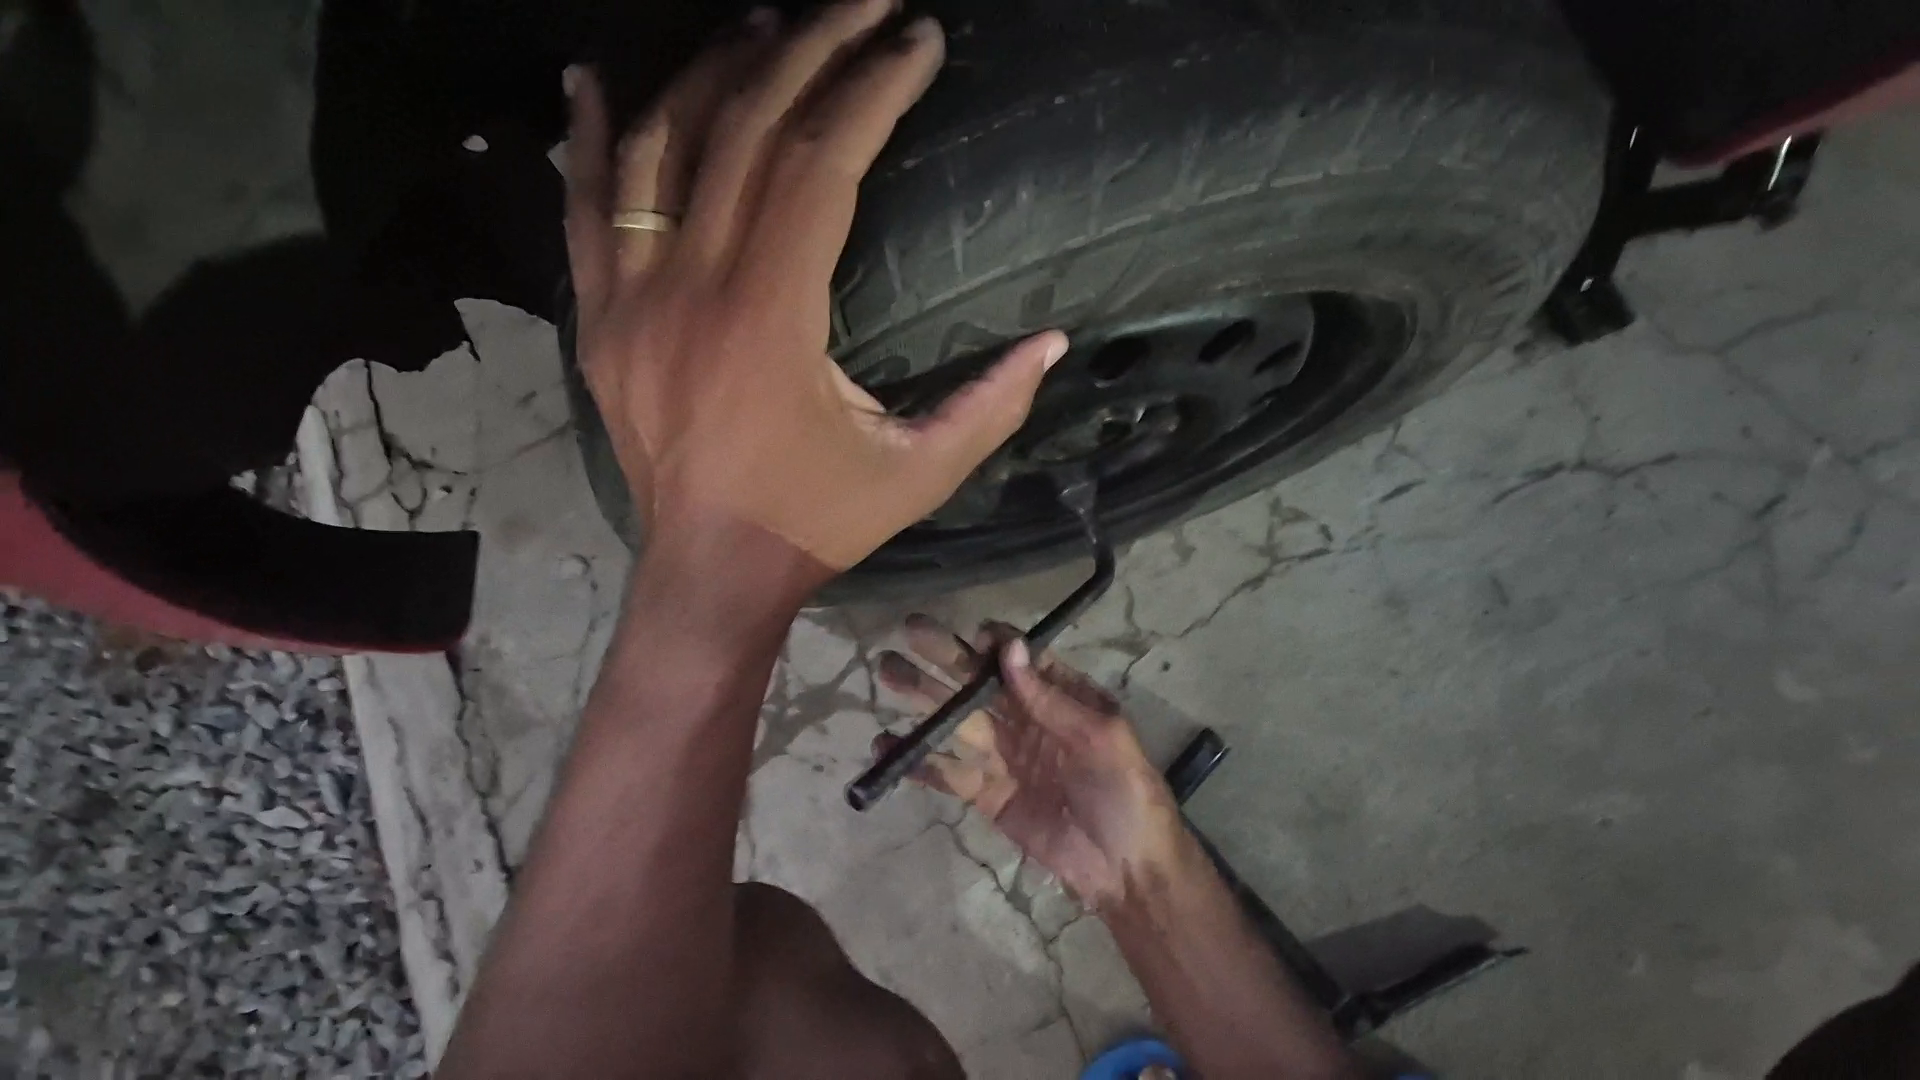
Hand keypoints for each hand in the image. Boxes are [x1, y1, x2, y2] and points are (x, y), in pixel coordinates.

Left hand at [563, 1, 1066, 579]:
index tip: (917, 42)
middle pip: (742, 131)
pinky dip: (589, 139)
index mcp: (770, 322)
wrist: (711, 570)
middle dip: (809, 50)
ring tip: (769, 25)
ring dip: (715, 73)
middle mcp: (690, 292)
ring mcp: (629, 302)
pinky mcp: (599, 321)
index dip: (872, 91)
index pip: (820, 167)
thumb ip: (990, 407)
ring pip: (659, 150)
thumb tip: (1055, 342)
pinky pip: (583, 210)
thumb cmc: (817, 525)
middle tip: (862, 4)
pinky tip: (595, 79)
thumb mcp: (919, 474)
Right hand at [876, 615, 1190, 909]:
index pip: (1019, 658)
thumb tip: (1009, 647)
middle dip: (945, 656)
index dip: (993, 643)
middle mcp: (1027, 718)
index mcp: (1061, 697)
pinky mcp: (986, 793)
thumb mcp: (1100, 737)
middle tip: (909, 631)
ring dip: (923, 696)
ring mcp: (1003, 756)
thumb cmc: (1125, 791)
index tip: (970, 634)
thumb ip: (1050, 696)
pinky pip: (948, 770)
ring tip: (886, 672)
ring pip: (956, 718)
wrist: (1125, 868)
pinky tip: (886, 746)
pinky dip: (918, 760)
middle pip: (979, 681)